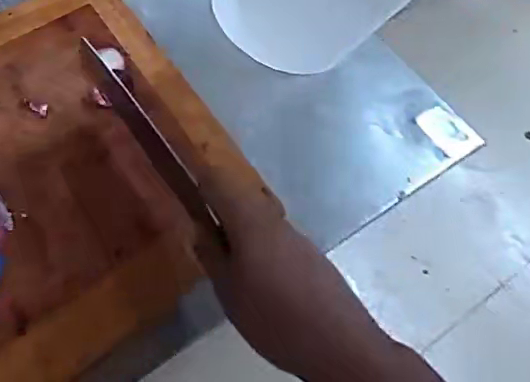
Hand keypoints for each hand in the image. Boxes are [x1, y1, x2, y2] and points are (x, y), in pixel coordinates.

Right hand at [193, 166, 439, 381]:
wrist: (345, 350)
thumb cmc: (276, 316)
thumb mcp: (229, 292)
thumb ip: (210, 255)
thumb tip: (198, 230)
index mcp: (247, 217)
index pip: (215, 179)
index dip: (196, 180)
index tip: (184, 191)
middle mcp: (272, 217)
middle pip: (239, 197)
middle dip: (220, 210)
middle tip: (206, 236)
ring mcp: (297, 237)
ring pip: (259, 220)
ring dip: (243, 233)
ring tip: (234, 265)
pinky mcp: (314, 258)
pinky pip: (278, 241)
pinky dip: (264, 252)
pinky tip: (265, 283)